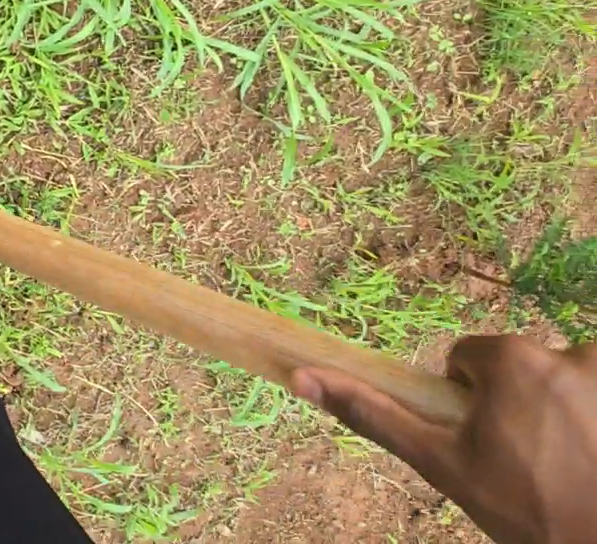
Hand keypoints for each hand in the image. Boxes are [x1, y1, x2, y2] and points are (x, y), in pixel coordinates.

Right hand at [291, 336, 596, 543]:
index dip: (477, 399)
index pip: (474, 357)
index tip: (497, 441)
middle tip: (545, 459)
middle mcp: (577, 356)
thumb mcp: (444, 465)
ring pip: (584, 381)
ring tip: (586, 463)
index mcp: (513, 360)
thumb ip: (373, 413)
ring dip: (582, 411)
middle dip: (535, 404)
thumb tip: (299, 376)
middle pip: (535, 366)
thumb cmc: (534, 511)